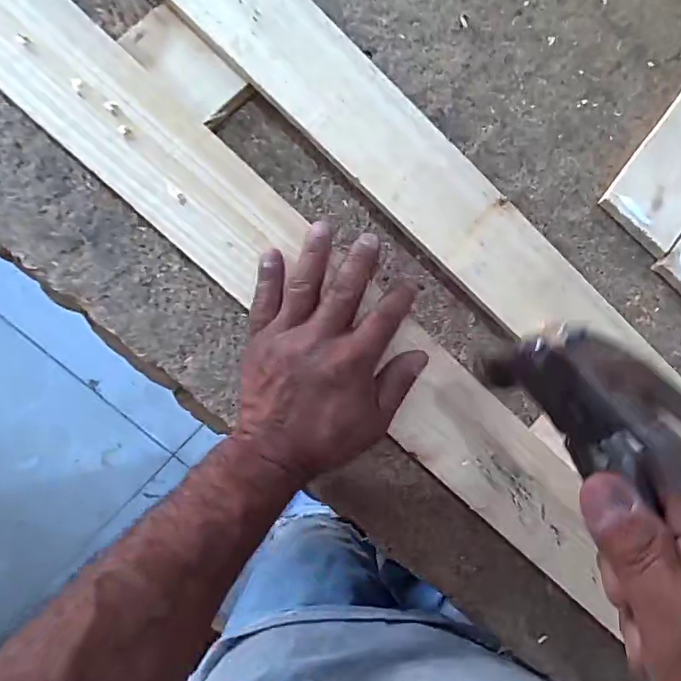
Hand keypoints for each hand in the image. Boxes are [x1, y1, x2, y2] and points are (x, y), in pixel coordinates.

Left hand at [228, 221, 428, 491]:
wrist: (269, 453)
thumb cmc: (328, 439)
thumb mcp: (375, 421)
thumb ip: (397, 384)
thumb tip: (420, 355)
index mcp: (354, 359)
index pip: (384, 318)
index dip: (400, 298)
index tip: (409, 283)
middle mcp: (323, 339)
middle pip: (346, 291)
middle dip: (361, 262)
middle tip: (370, 239)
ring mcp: (288, 336)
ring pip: (305, 287)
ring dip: (316, 255)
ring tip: (323, 227)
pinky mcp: (261, 340)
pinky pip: (264, 303)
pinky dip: (268, 277)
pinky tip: (273, 253)